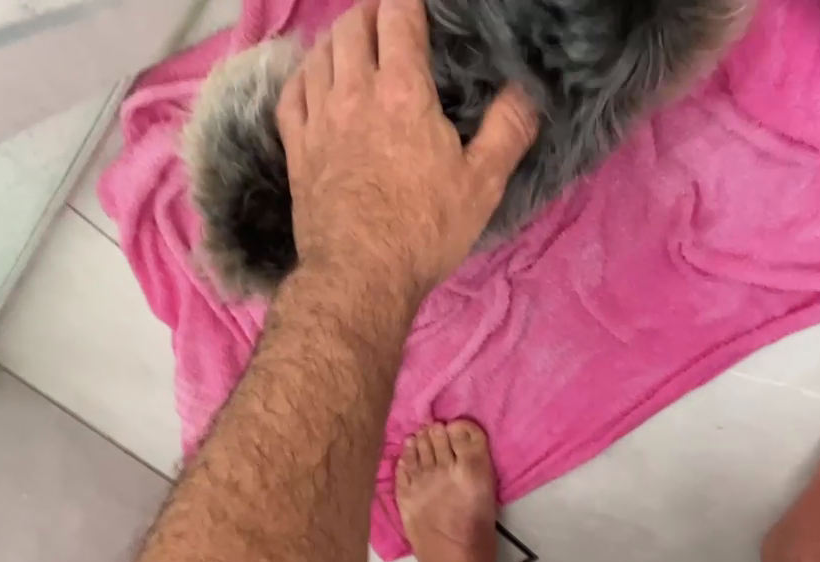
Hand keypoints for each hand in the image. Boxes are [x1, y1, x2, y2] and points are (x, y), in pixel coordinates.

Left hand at [276, 0, 538, 305]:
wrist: (361, 276)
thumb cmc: (425, 231)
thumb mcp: (481, 185)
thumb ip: (507, 131)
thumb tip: (527, 91)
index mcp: (403, 92)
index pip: (399, 17)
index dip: (408, 2)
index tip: (419, 6)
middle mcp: (354, 93)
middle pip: (353, 27)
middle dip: (372, 13)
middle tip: (388, 21)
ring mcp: (319, 121)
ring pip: (320, 54)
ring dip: (338, 40)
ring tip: (353, 46)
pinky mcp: (298, 151)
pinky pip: (292, 93)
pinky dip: (304, 75)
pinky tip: (314, 81)